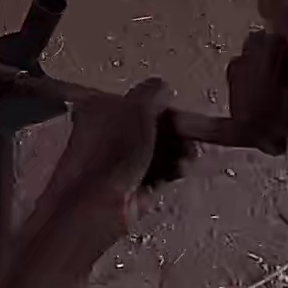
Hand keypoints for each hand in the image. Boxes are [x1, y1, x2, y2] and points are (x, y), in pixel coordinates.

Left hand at [44, 78, 172, 229]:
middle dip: (175, 133)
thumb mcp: (135, 108)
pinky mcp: (126, 185)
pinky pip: (154, 174)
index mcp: (97, 107)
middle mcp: (103, 132)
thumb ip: (152, 93)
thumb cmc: (110, 149)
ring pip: (154, 152)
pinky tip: (175, 173)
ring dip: (175, 154)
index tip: (184, 117)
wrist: (98, 201)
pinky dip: (167, 173)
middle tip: (190, 140)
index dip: (162, 108)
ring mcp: (114, 160)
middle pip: (148, 127)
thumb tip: (162, 87)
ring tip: (185, 158)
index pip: (136, 101)